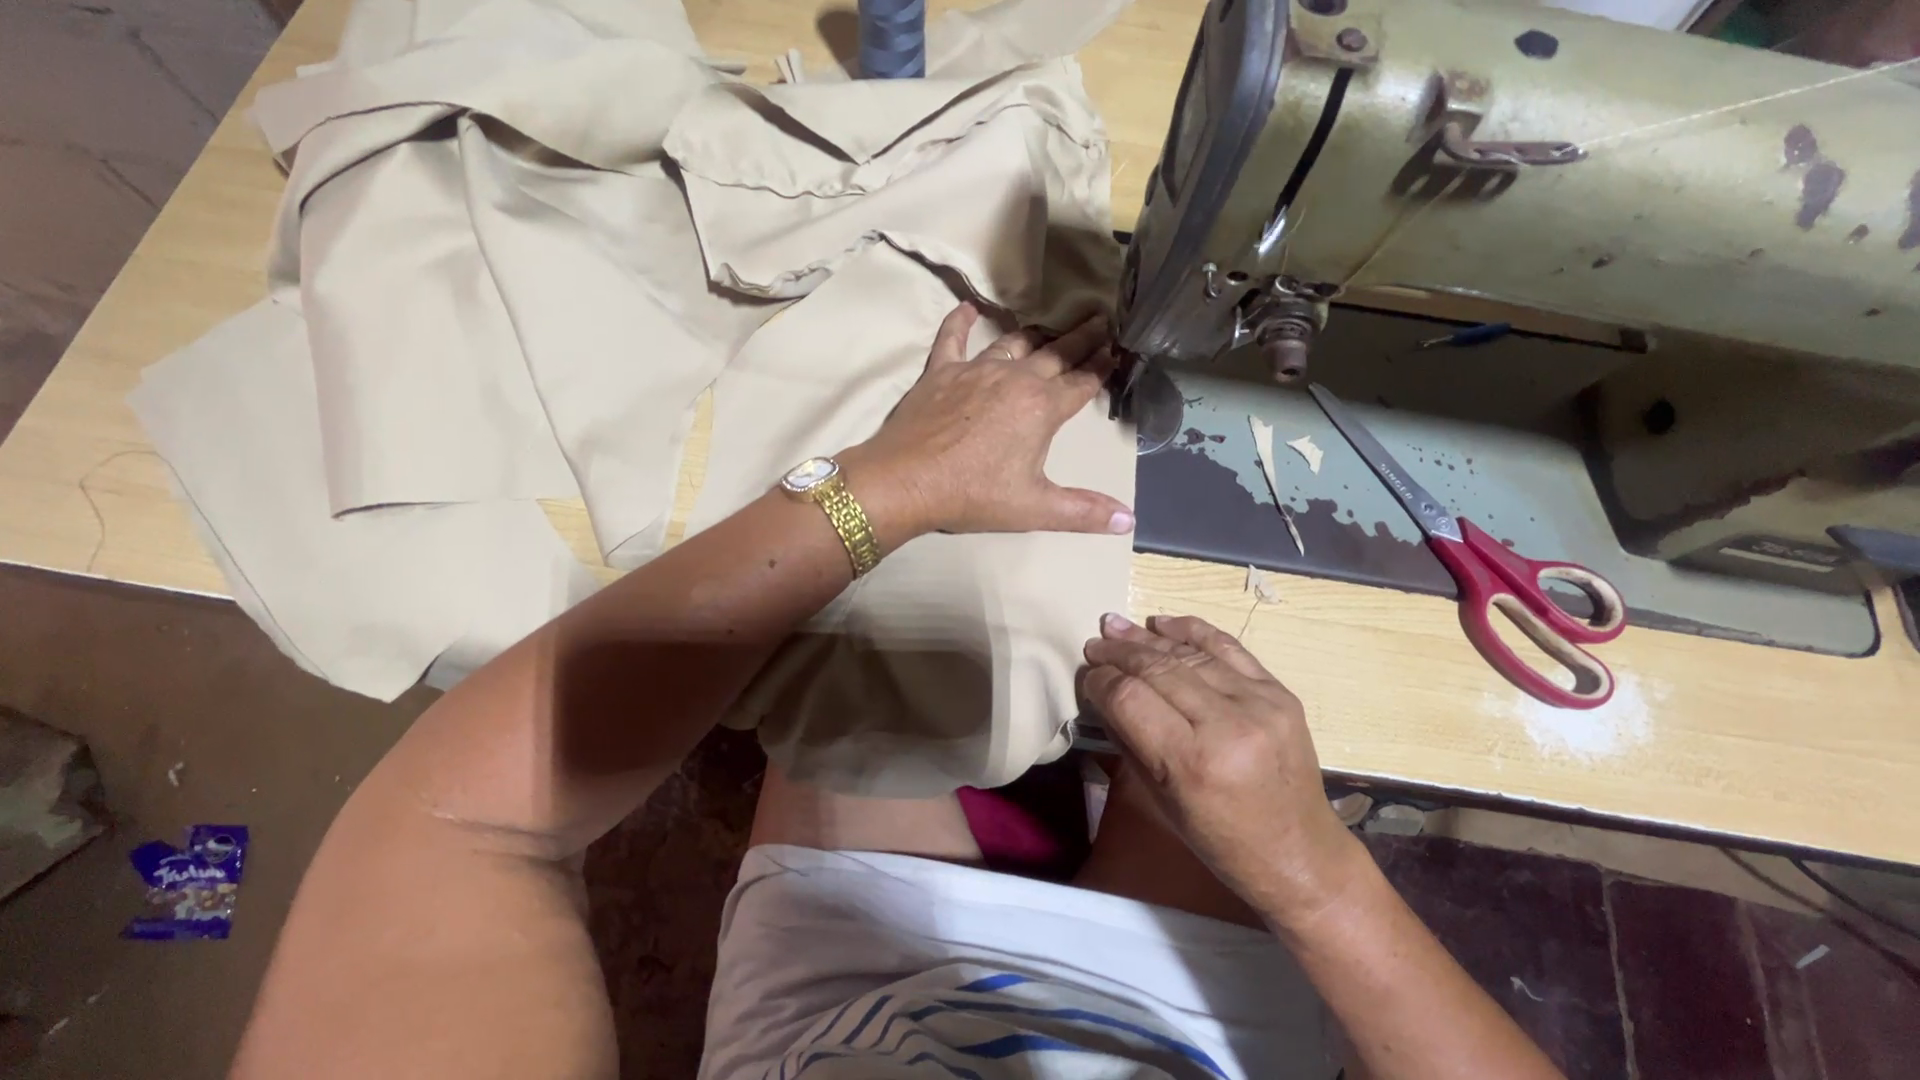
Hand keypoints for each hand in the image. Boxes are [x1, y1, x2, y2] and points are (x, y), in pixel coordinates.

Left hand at [842, 303, 1134, 539]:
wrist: (906, 481)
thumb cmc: (973, 495)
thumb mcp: (1033, 508)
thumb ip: (1083, 511)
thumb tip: (1128, 521)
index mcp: (1042, 408)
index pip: (1082, 382)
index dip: (1103, 367)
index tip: (1119, 349)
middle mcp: (1014, 379)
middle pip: (1055, 353)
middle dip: (1080, 339)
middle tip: (1099, 320)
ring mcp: (975, 371)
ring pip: (1012, 343)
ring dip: (1034, 334)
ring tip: (1049, 325)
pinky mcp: (940, 371)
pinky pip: (951, 338)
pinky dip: (959, 321)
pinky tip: (967, 307)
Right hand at [1081, 613, 1366, 929]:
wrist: (1298, 852)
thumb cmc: (1219, 840)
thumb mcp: (1160, 799)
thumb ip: (1129, 739)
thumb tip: (1102, 693)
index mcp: (1192, 762)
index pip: (1130, 698)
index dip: (1101, 681)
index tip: (1087, 676)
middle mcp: (1228, 724)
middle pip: (1157, 669)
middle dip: (1119, 653)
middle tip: (1094, 644)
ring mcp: (1259, 704)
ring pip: (1190, 654)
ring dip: (1148, 638)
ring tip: (1116, 626)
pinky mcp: (1281, 694)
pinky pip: (1230, 648)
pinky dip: (1193, 631)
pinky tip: (1163, 624)